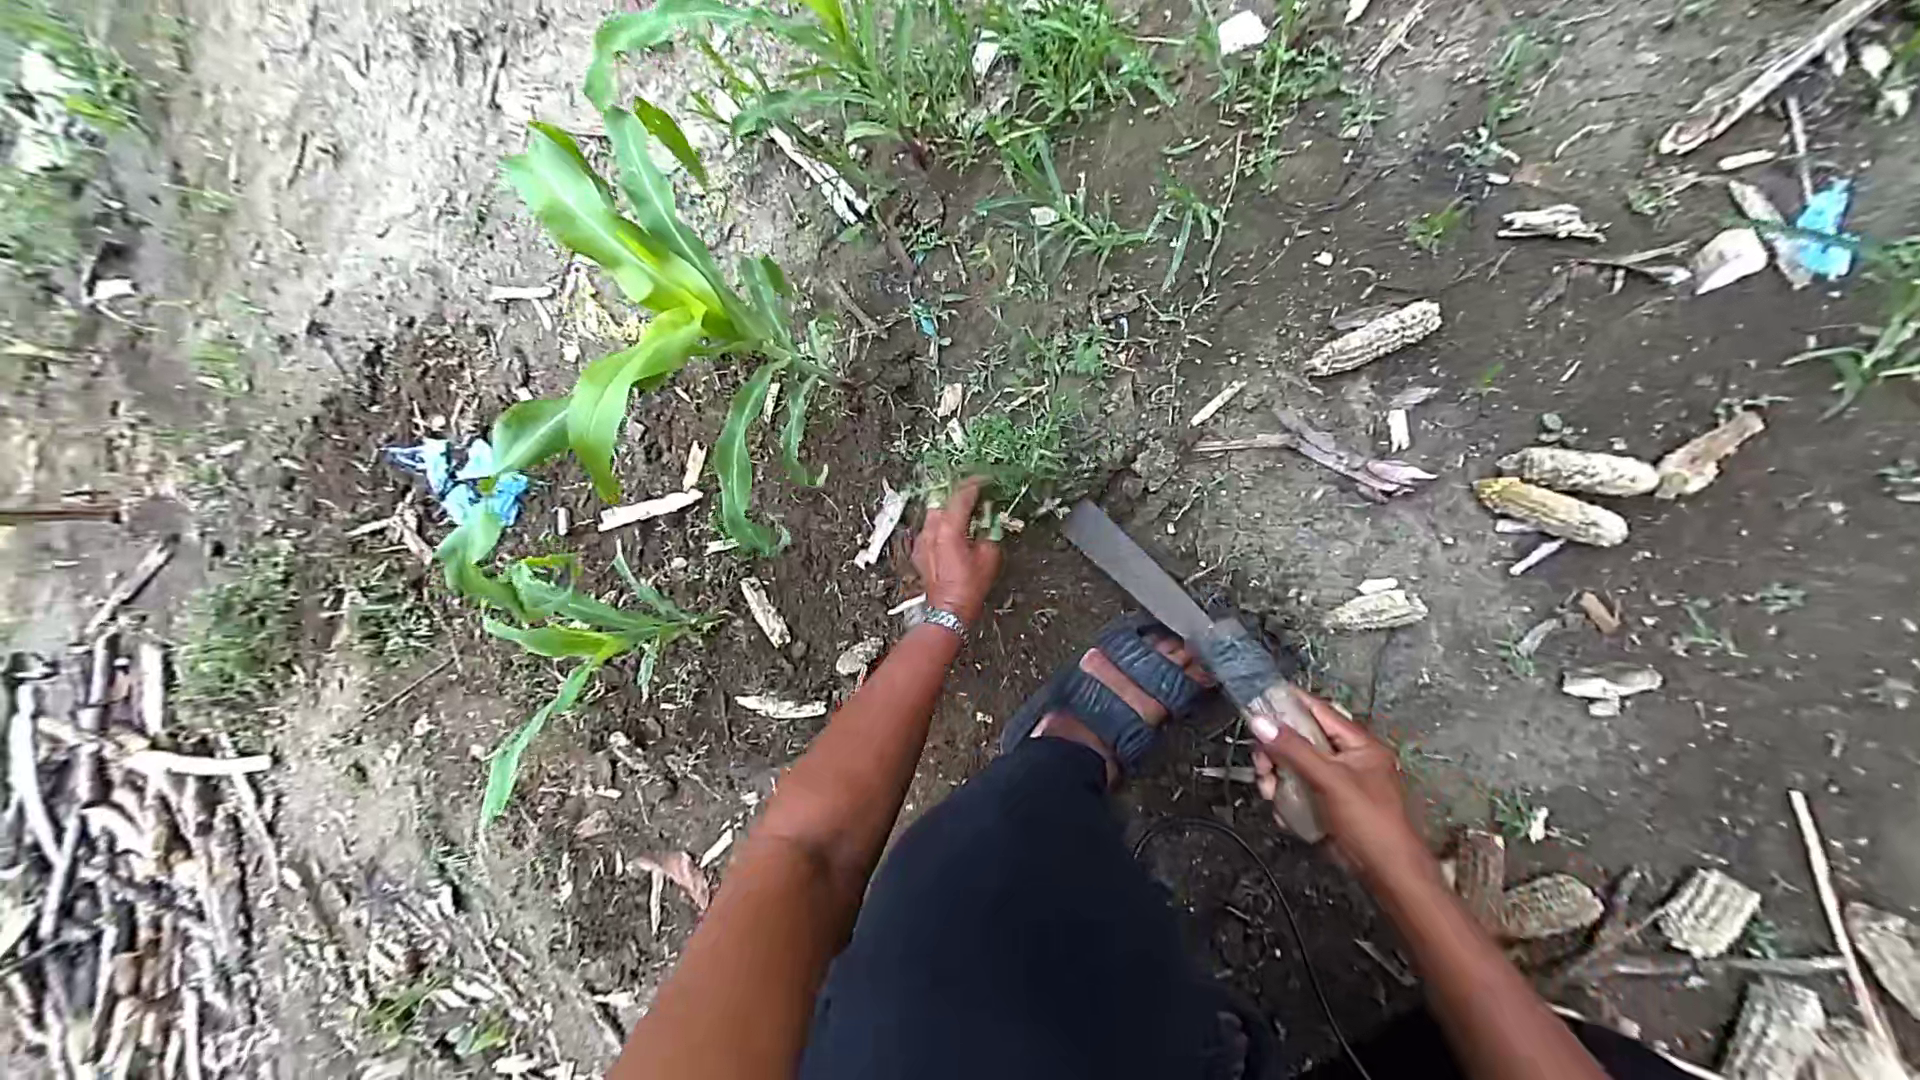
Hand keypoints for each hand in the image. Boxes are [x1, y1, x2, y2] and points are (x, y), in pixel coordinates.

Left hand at [911, 478, 1002, 624]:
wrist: (948, 611)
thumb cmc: (969, 587)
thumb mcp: (990, 557)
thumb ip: (990, 531)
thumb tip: (989, 520)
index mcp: (949, 529)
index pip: (961, 495)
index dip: (975, 484)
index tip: (986, 480)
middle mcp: (931, 530)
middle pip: (943, 500)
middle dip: (960, 495)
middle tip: (976, 495)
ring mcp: (922, 540)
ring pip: (934, 513)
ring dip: (950, 509)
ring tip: (966, 513)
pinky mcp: (919, 550)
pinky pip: (930, 528)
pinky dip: (942, 524)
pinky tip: (954, 532)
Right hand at [1251, 686, 1438, 891]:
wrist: (1391, 879)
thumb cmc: (1374, 827)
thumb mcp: (1329, 780)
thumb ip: (1294, 749)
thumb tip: (1261, 722)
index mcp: (1359, 745)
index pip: (1317, 711)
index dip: (1288, 704)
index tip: (1258, 701)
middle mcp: (1348, 759)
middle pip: (1299, 740)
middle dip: (1275, 751)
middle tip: (1263, 764)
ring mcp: (1338, 782)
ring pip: (1293, 765)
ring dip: (1276, 776)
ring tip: (1272, 791)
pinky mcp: (1328, 803)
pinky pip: (1297, 788)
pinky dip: (1285, 796)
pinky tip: (1283, 809)